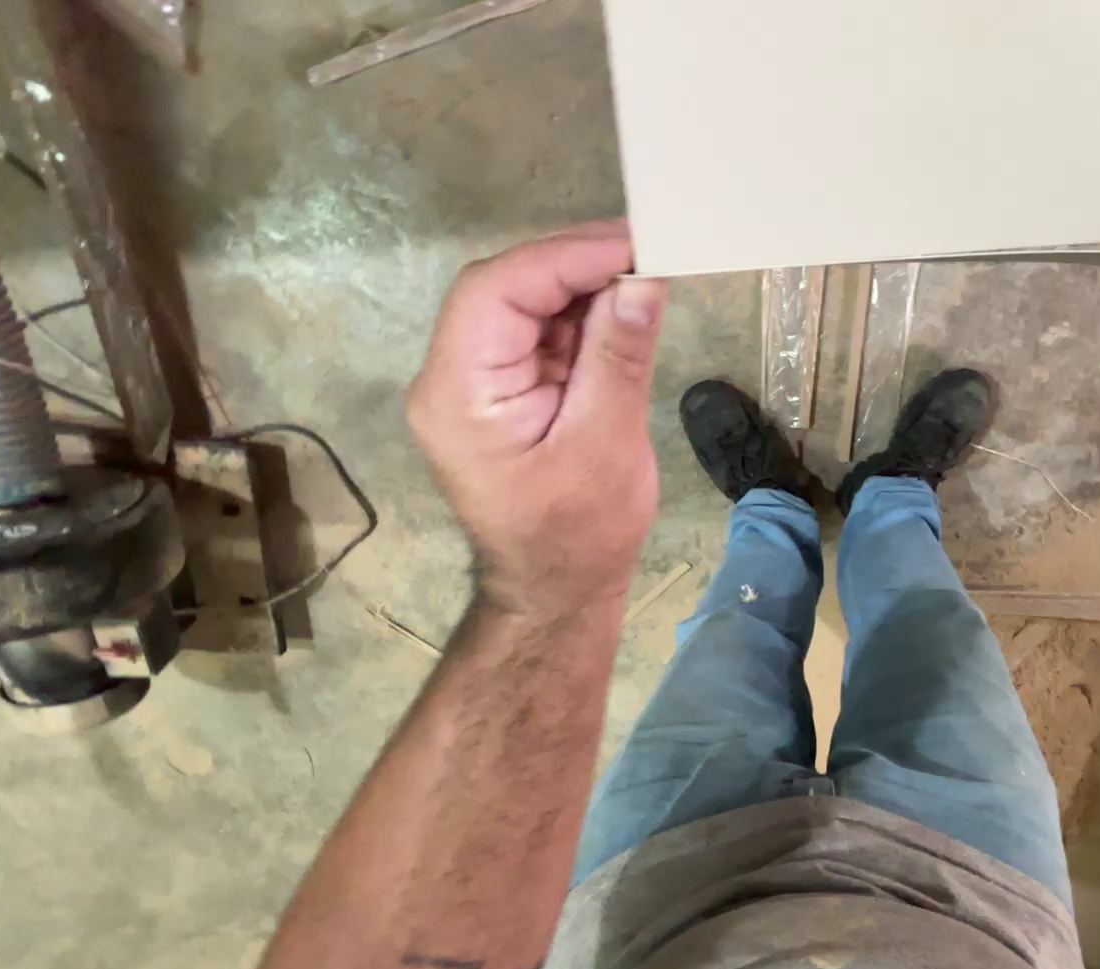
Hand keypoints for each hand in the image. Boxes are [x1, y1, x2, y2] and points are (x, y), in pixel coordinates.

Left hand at [408, 221, 668, 614]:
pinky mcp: (503, 395)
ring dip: (583, 292)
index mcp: (458, 395)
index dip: (561, 257)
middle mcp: (453, 380)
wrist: (559, 592)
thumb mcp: (606, 446)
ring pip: (524, 310)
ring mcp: (476, 387)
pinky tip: (623, 316)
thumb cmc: (580, 536)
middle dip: (575, 269)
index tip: (632, 245)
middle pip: (504, 293)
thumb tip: (643, 280)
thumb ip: (619, 359)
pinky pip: (539, 340)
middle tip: (646, 254)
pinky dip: (582, 323)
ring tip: (644, 280)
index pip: (494, 292)